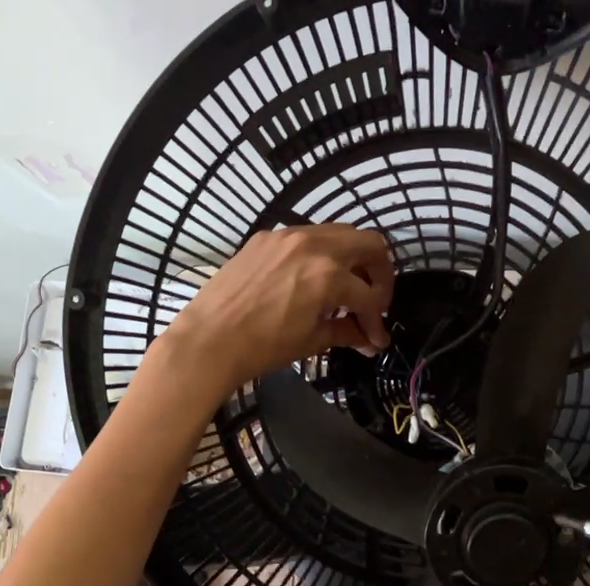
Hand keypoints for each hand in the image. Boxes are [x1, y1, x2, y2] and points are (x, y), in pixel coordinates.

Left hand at [155, 224, 394, 401]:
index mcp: (329, 276)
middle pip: (368, 244)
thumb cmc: (263, 347)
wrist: (210, 338)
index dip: (377, 321)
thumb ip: (345, 333)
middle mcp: (314, 245)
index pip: (369, 296)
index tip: (376, 338)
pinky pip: (307, 237)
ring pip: (338, 234)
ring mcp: (288, 236)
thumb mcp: (311, 342)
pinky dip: (320, 256)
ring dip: (351, 260)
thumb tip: (367, 339)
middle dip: (379, 274)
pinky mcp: (267, 238)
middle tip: (373, 300)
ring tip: (344, 290)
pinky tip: (310, 282)